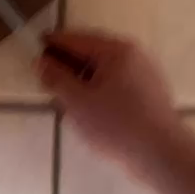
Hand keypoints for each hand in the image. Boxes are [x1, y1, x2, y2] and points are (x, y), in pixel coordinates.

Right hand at [37, 31, 190, 174]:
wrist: (161, 154)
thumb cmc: (115, 125)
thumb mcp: (77, 102)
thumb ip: (56, 78)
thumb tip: (40, 61)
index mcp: (116, 50)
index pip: (76, 39)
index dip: (52, 45)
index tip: (33, 51)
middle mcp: (134, 55)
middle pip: (92, 52)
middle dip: (67, 63)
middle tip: (45, 77)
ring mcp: (145, 74)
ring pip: (105, 69)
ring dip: (83, 77)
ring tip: (64, 95)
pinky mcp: (150, 94)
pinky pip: (118, 83)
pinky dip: (99, 88)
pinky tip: (89, 108)